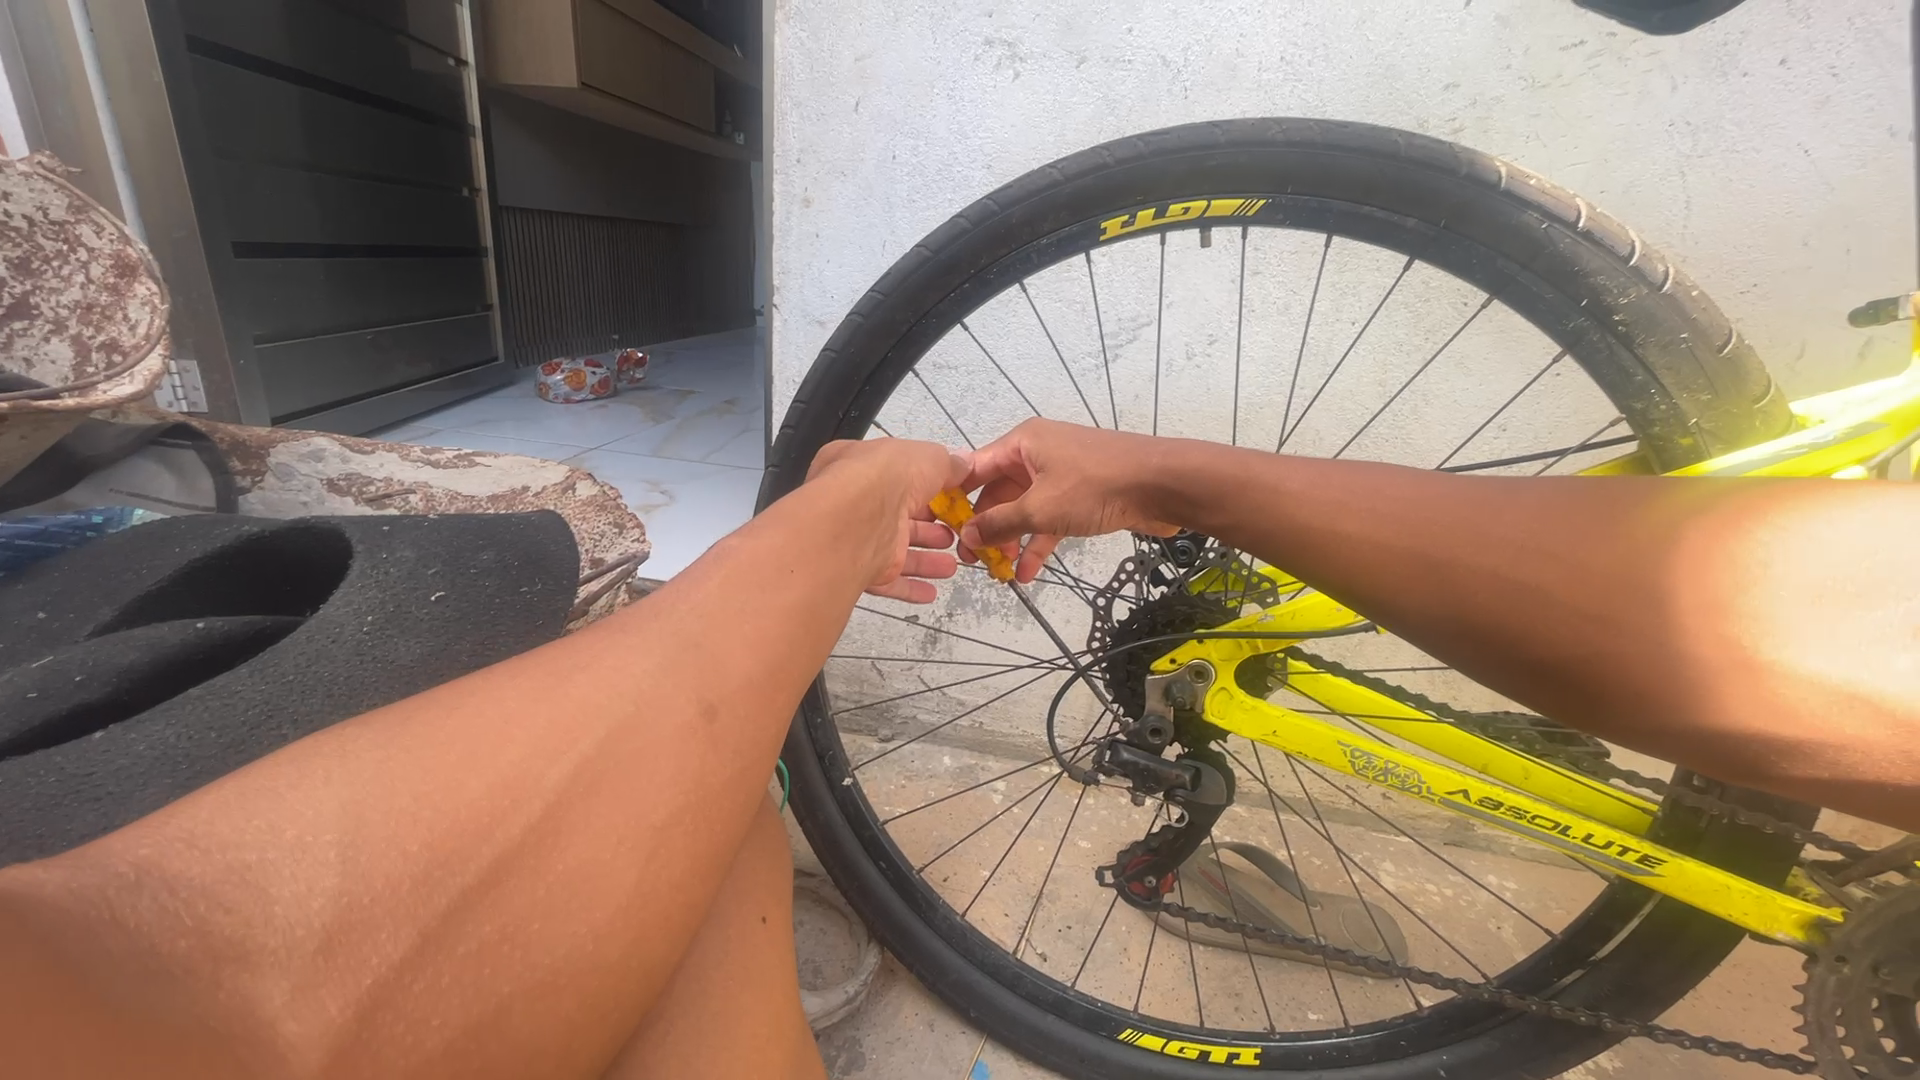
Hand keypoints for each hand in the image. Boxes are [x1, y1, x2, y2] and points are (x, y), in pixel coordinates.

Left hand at [807, 438, 969, 602]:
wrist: (857, 520)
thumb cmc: (886, 477)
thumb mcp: (928, 457)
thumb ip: (947, 464)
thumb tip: (963, 465)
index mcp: (860, 466)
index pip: (895, 476)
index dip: (924, 485)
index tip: (951, 497)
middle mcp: (855, 502)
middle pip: (897, 517)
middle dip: (928, 528)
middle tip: (953, 534)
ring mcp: (857, 537)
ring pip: (895, 551)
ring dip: (925, 560)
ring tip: (950, 565)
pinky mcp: (861, 570)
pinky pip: (887, 582)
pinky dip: (910, 587)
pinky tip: (931, 591)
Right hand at [960, 419, 1177, 582]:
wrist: (1163, 484)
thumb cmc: (1097, 486)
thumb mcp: (1040, 508)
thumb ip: (999, 524)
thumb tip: (967, 537)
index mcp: (1022, 443)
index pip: (974, 468)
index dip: (955, 498)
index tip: (941, 528)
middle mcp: (1037, 455)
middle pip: (997, 493)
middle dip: (984, 527)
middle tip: (971, 560)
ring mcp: (1060, 476)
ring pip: (1023, 510)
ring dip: (1010, 540)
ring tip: (998, 572)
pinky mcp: (1080, 496)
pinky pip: (1048, 520)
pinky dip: (1038, 543)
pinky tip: (1027, 573)